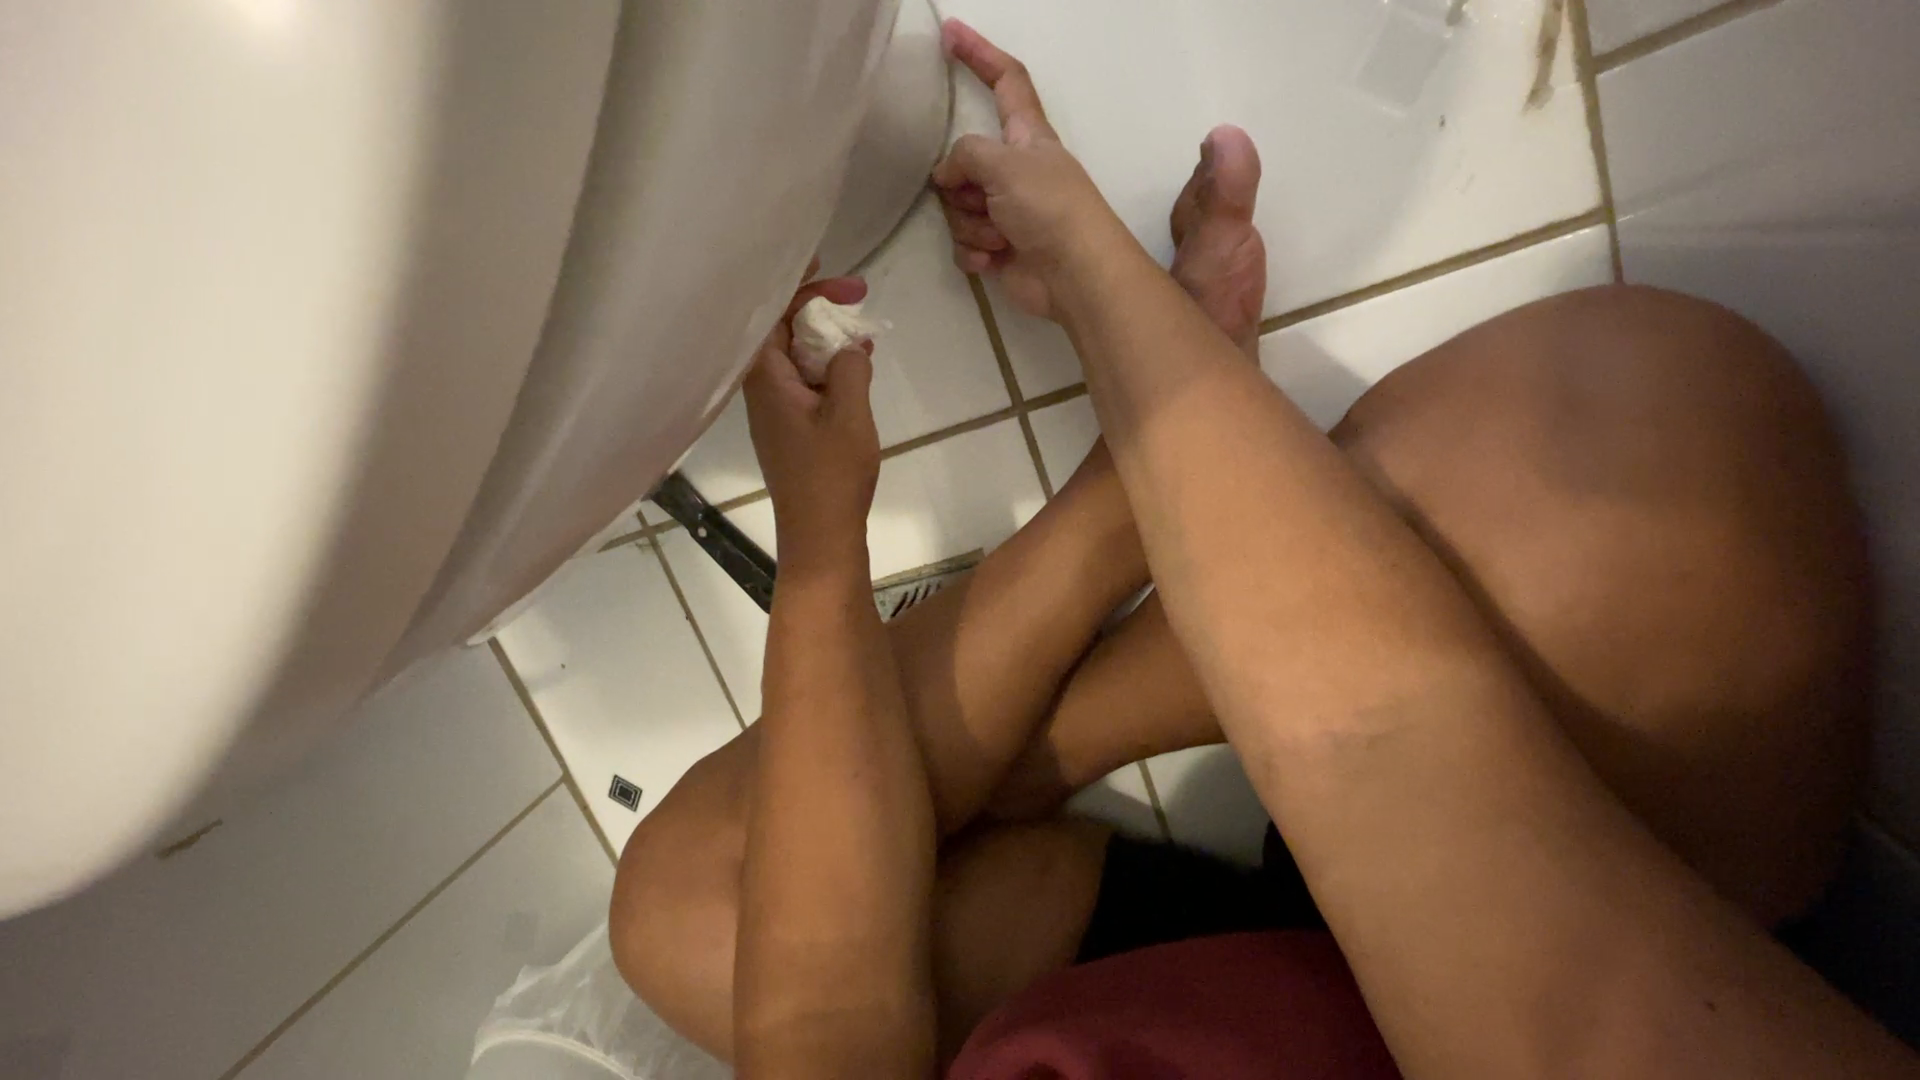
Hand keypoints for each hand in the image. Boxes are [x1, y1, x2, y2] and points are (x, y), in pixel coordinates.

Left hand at [743, 266, 881, 579]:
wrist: (819, 535)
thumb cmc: (831, 475)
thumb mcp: (850, 413)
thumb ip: (850, 368)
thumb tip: (850, 347)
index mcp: (766, 380)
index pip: (775, 314)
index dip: (809, 290)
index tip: (851, 286)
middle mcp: (761, 391)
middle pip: (780, 332)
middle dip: (818, 311)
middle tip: (858, 302)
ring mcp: (773, 413)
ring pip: (794, 359)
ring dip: (826, 342)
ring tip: (862, 336)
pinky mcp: (788, 430)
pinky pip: (803, 385)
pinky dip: (827, 370)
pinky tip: (855, 371)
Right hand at [932, 20, 1120, 320]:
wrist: (1074, 276)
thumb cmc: (1050, 208)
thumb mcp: (1006, 163)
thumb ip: (966, 155)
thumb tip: (945, 177)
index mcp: (1026, 137)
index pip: (1005, 81)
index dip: (979, 54)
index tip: (949, 33)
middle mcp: (1014, 172)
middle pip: (963, 163)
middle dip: (961, 187)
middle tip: (984, 202)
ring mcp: (1005, 213)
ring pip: (958, 209)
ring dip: (972, 227)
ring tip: (1000, 238)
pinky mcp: (998, 250)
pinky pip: (965, 245)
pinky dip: (974, 254)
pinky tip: (994, 261)